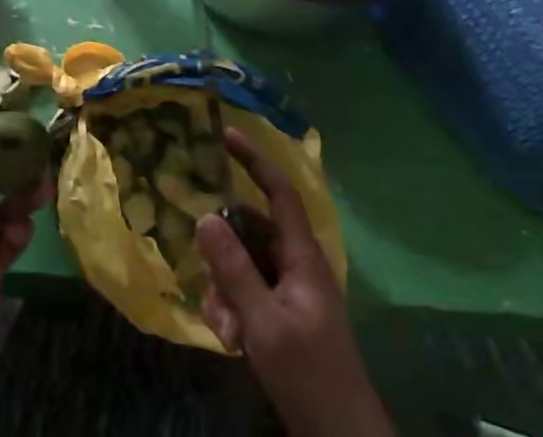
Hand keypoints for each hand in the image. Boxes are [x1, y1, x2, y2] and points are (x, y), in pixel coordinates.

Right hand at [197, 128, 393, 436]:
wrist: (338, 432)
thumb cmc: (309, 372)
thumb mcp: (263, 321)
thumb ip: (233, 268)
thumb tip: (204, 216)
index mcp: (302, 258)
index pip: (279, 194)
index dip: (255, 161)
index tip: (224, 135)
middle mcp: (293, 265)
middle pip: (246, 233)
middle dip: (221, 256)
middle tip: (212, 287)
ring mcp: (285, 289)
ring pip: (238, 264)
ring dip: (223, 291)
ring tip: (227, 330)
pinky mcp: (276, 310)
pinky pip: (241, 290)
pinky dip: (230, 309)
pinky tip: (231, 339)